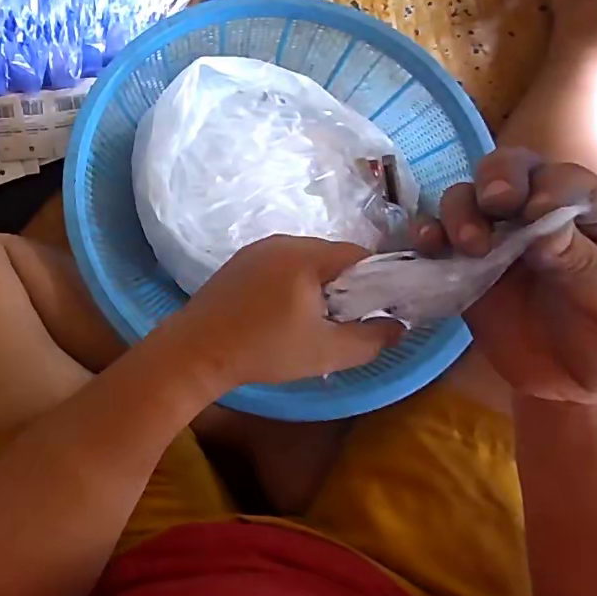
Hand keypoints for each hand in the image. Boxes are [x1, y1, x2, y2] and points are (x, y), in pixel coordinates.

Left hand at [164, 236, 399, 387]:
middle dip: (347, 284)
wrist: (198, 348)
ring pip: (304, 261)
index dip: (379, 280)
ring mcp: (254, 250)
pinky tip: (284, 313)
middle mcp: (279, 243)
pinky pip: (278, 265)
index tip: (382, 309)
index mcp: (304, 255)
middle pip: (330, 255)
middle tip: (348, 320)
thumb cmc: (265, 349)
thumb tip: (398, 325)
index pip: (359, 255)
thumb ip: (373, 337)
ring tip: (315, 320)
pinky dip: (291, 283)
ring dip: (318, 284)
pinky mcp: (237, 263)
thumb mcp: (330, 352)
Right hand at [412, 148, 596, 405]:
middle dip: (495, 179)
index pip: (567, 181)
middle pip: (508, 173)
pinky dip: (424, 234)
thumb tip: (539, 223)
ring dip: (460, 212)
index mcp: (595, 219)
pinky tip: (426, 246)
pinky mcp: (462, 266)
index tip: (538, 213)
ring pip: (465, 200)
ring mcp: (497, 241)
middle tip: (494, 204)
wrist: (587, 396)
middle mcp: (539, 219)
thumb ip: (583, 263)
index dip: (549, 186)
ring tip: (468, 247)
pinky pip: (435, 237)